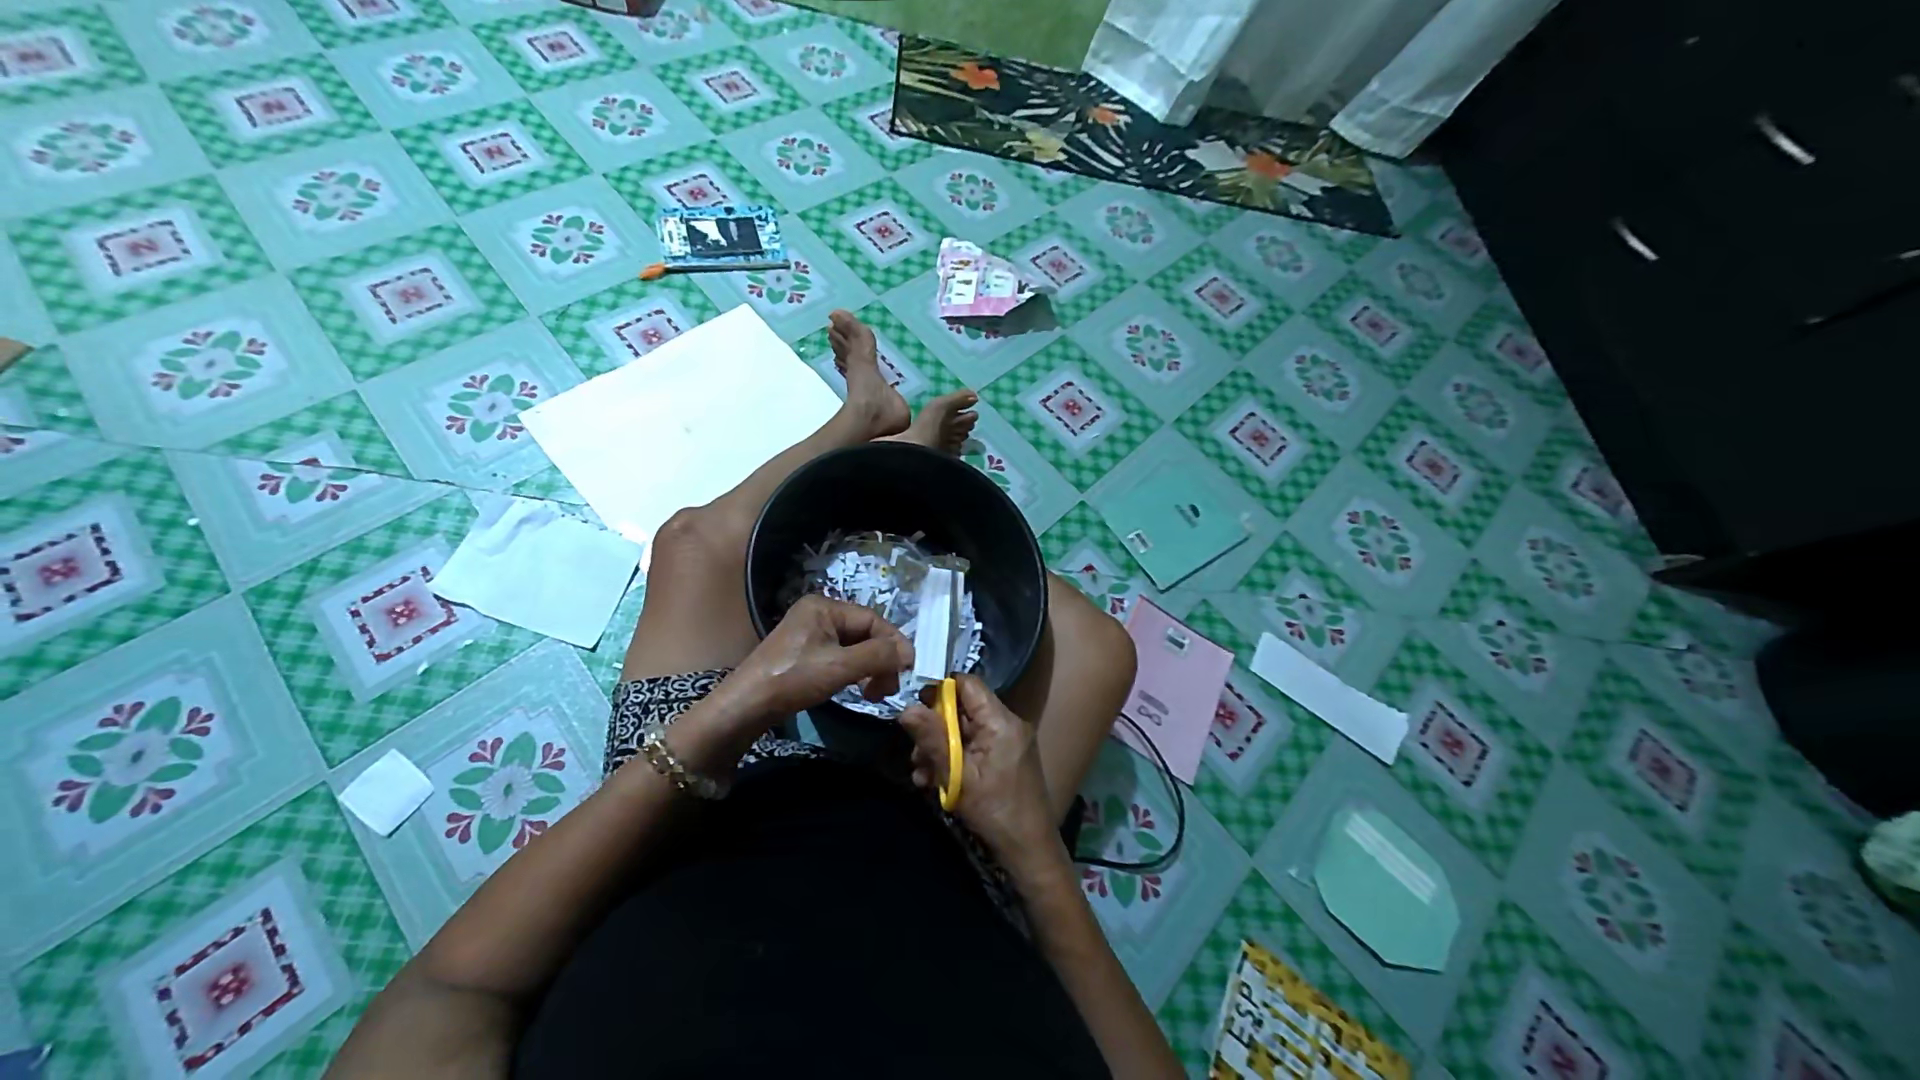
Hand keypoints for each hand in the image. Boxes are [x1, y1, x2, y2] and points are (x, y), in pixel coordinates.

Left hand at [727, 594, 913, 717]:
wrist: (746, 706)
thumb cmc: (793, 679)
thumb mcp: (840, 666)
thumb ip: (878, 656)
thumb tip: (908, 652)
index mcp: (825, 607)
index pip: (873, 620)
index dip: (894, 644)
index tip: (908, 670)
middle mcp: (818, 613)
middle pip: (865, 633)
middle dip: (881, 660)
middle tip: (888, 688)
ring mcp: (810, 633)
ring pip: (855, 647)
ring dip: (870, 669)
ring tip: (873, 693)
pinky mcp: (805, 653)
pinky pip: (841, 657)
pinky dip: (854, 672)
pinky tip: (856, 689)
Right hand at [900, 676, 1055, 860]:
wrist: (1029, 851)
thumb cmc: (994, 811)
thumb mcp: (957, 775)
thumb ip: (932, 739)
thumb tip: (906, 708)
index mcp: (1000, 721)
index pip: (967, 683)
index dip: (939, 689)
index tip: (915, 708)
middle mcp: (1008, 724)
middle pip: (963, 709)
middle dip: (934, 729)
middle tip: (915, 754)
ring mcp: (1008, 742)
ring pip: (965, 731)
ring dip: (940, 749)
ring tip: (922, 775)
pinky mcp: (1006, 758)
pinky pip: (975, 747)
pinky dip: (955, 760)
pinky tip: (935, 782)